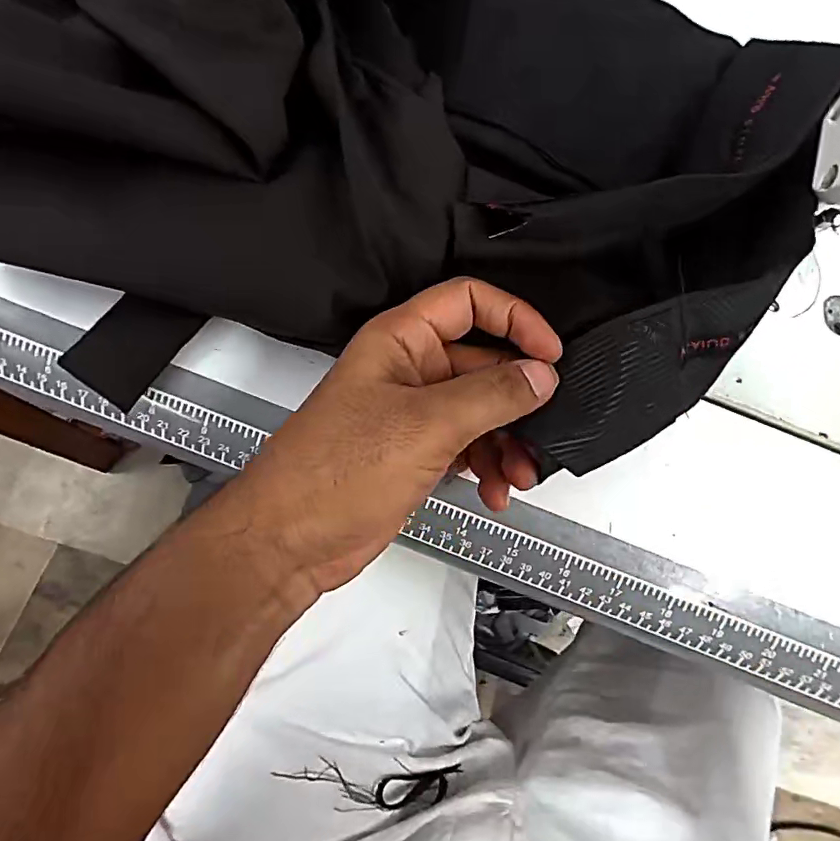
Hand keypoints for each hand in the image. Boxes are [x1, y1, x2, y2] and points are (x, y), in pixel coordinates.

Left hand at [197, 277, 561, 596]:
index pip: (468, 302)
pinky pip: (467, 445)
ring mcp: (410, 414)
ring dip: (507, 439)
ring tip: (519, 470)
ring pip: (479, 409)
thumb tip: (538, 375)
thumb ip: (490, 394)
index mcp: (398, 341)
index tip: (549, 351)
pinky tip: (494, 488)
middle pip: (482, 360)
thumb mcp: (425, 426)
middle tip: (543, 422)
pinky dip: (487, 465)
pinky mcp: (413, 452)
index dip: (514, 317)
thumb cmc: (328, 473)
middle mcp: (405, 371)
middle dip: (517, 394)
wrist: (291, 538)